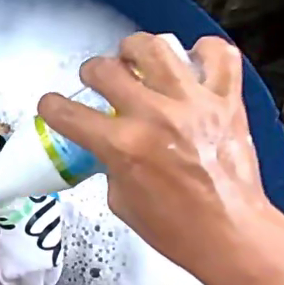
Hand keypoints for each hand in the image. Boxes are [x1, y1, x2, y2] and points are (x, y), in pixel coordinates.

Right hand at [37, 33, 283, 284]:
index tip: (52, 106)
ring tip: (135, 60)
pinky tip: (191, 65)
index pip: (67, 113)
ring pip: (154, 47)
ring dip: (135, 50)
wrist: (232, 236)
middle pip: (106, 68)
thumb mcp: (120, 199)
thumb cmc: (176, 228)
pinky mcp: (226, 101)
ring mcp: (193, 104)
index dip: (51, 106)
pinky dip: (202, 53)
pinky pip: (217, 55)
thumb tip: (107, 143)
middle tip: (98, 80)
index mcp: (123, 146)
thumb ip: (109, 161)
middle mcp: (155, 116)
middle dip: (92, 72)